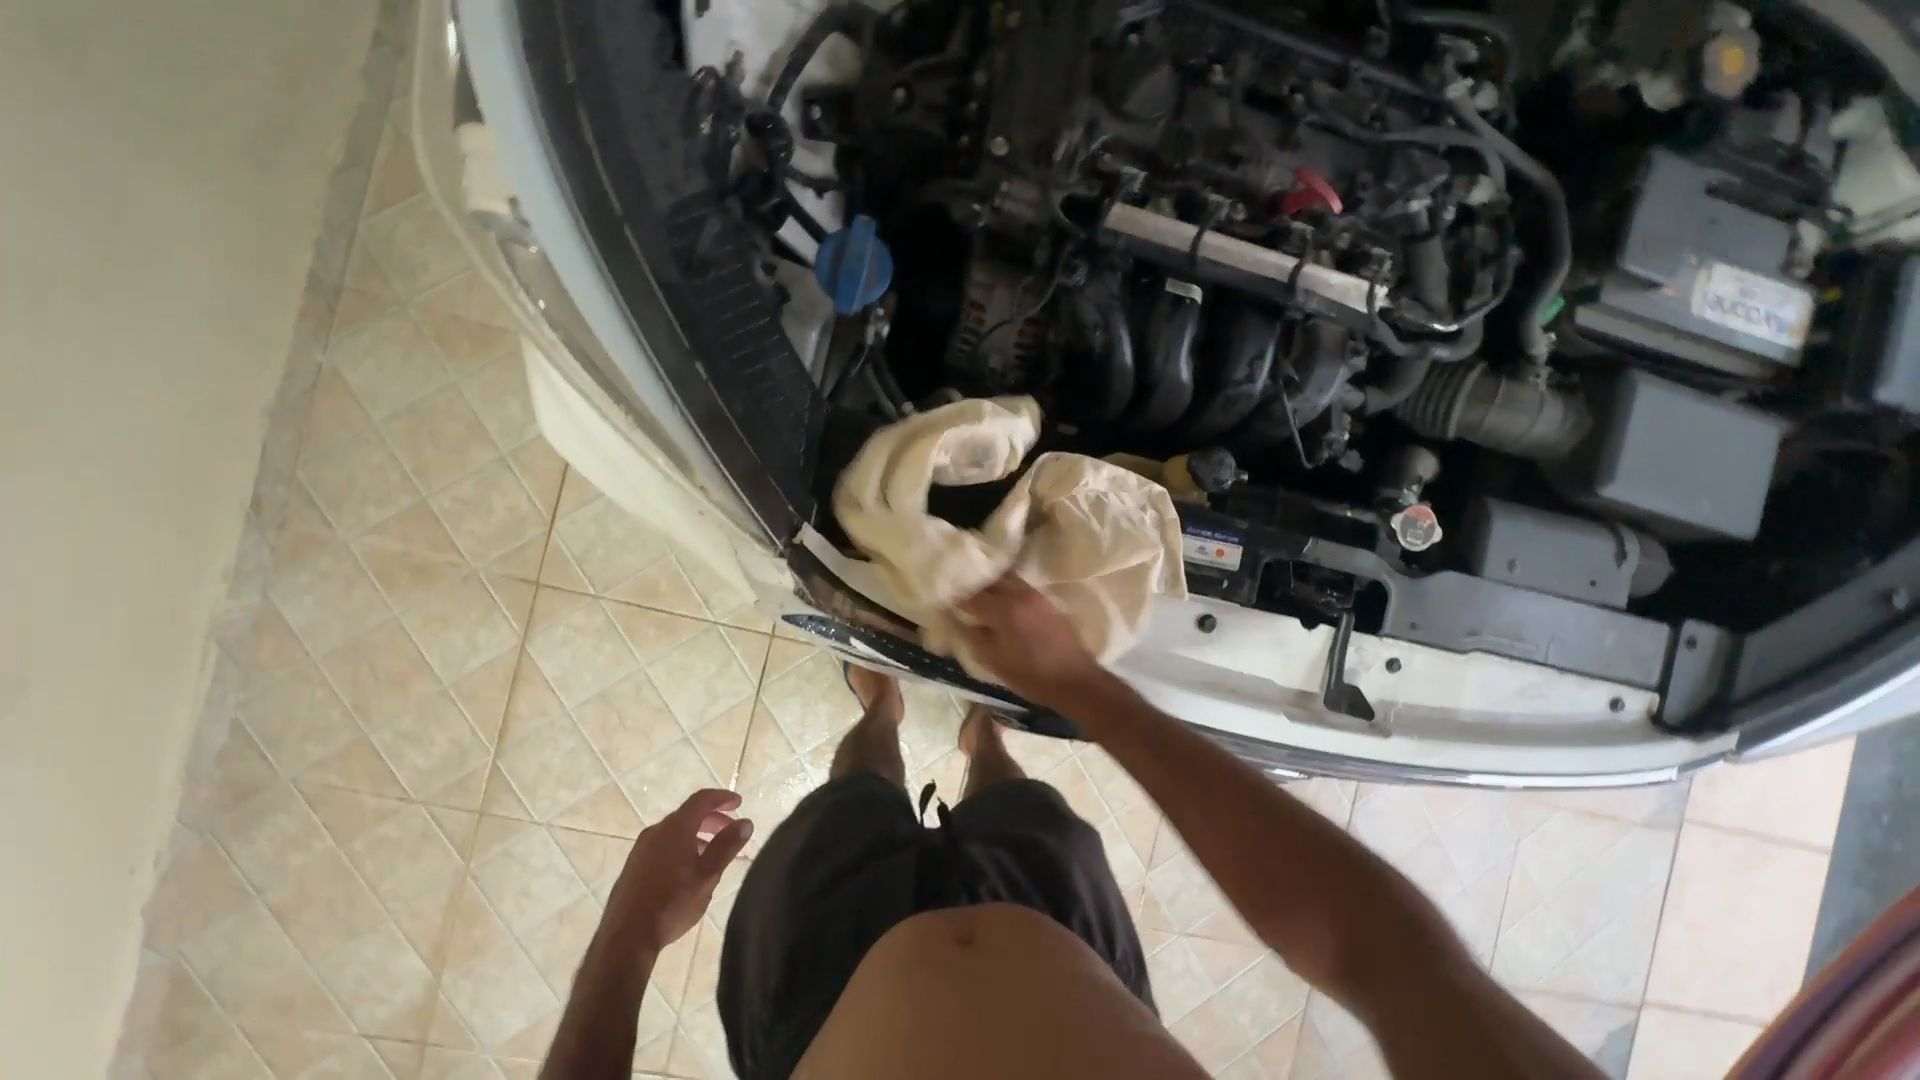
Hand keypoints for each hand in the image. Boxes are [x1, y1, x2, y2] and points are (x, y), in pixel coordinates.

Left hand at [604, 789, 752, 952]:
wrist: (627, 935)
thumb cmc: (673, 902)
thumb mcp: (708, 875)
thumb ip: (727, 846)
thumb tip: (746, 822)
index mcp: (675, 828)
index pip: (701, 799)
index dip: (722, 798)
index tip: (739, 803)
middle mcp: (656, 832)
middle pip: (688, 814)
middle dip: (712, 819)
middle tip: (730, 831)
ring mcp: (641, 849)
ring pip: (675, 832)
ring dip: (697, 836)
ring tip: (713, 855)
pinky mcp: (634, 866)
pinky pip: (663, 846)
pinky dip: (682, 847)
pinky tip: (688, 871)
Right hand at [956, 573, 1107, 709]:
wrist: (1075, 680)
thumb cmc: (1032, 676)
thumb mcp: (995, 662)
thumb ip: (974, 637)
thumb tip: (958, 621)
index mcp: (1003, 610)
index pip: (971, 596)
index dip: (955, 597)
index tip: (944, 599)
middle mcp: (1019, 595)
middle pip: (990, 579)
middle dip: (973, 582)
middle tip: (959, 589)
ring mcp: (1035, 595)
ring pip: (1007, 578)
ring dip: (991, 582)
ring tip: (979, 591)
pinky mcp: (1047, 601)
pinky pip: (1021, 586)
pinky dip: (1007, 587)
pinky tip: (1002, 599)